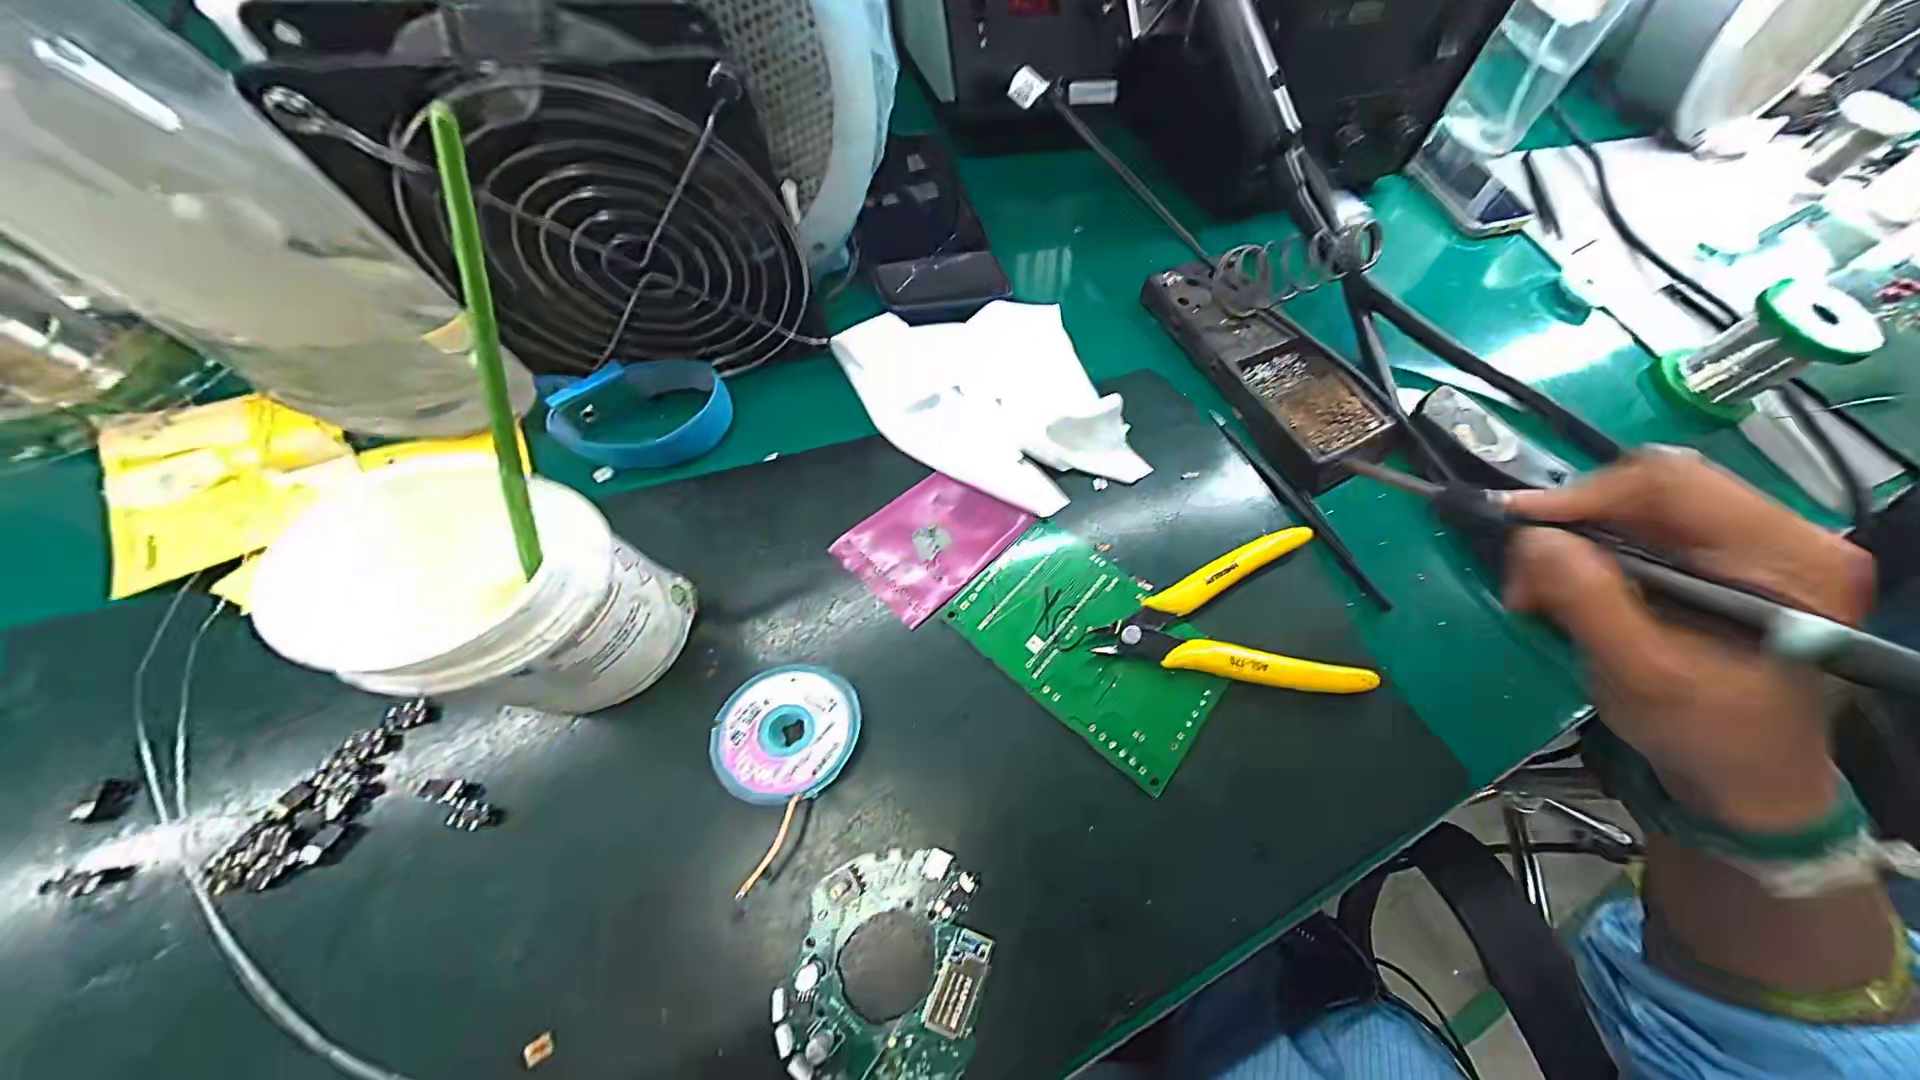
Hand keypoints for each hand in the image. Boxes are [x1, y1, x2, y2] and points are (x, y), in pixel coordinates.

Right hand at [1502, 451, 1873, 831]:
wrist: (1743, 774)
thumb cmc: (1707, 733)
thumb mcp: (1642, 674)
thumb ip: (1589, 603)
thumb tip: (1532, 539)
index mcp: (1785, 559)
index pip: (1670, 483)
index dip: (1583, 495)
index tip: (1518, 528)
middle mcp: (1774, 537)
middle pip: (1646, 488)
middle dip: (1568, 524)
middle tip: (1525, 575)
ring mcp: (1741, 547)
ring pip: (1627, 507)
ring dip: (1565, 543)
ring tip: (1537, 592)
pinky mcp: (1707, 561)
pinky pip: (1625, 531)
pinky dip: (1576, 555)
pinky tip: (1560, 591)